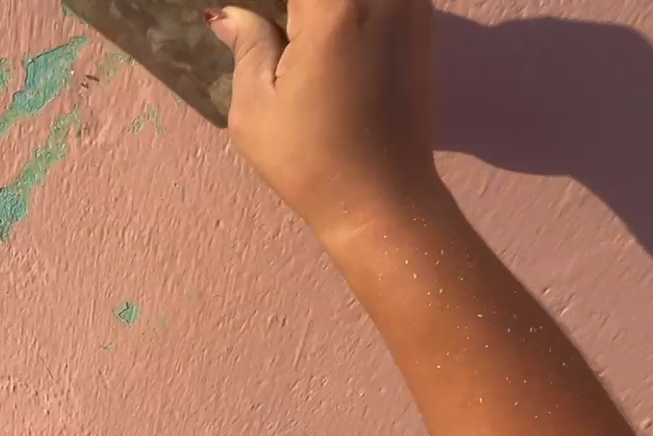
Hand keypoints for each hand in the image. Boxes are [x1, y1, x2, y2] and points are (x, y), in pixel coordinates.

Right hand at [208, 0, 443, 244]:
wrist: (379, 198)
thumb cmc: (310, 164)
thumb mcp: (255, 113)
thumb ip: (246, 47)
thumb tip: (231, 14)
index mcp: (333, 7)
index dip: (262, 5)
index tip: (247, 19)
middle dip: (293, 9)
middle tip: (266, 31)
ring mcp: (409, 1)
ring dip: (316, 12)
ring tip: (294, 41)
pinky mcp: (421, 19)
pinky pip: (374, 1)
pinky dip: (346, 14)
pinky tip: (324, 43)